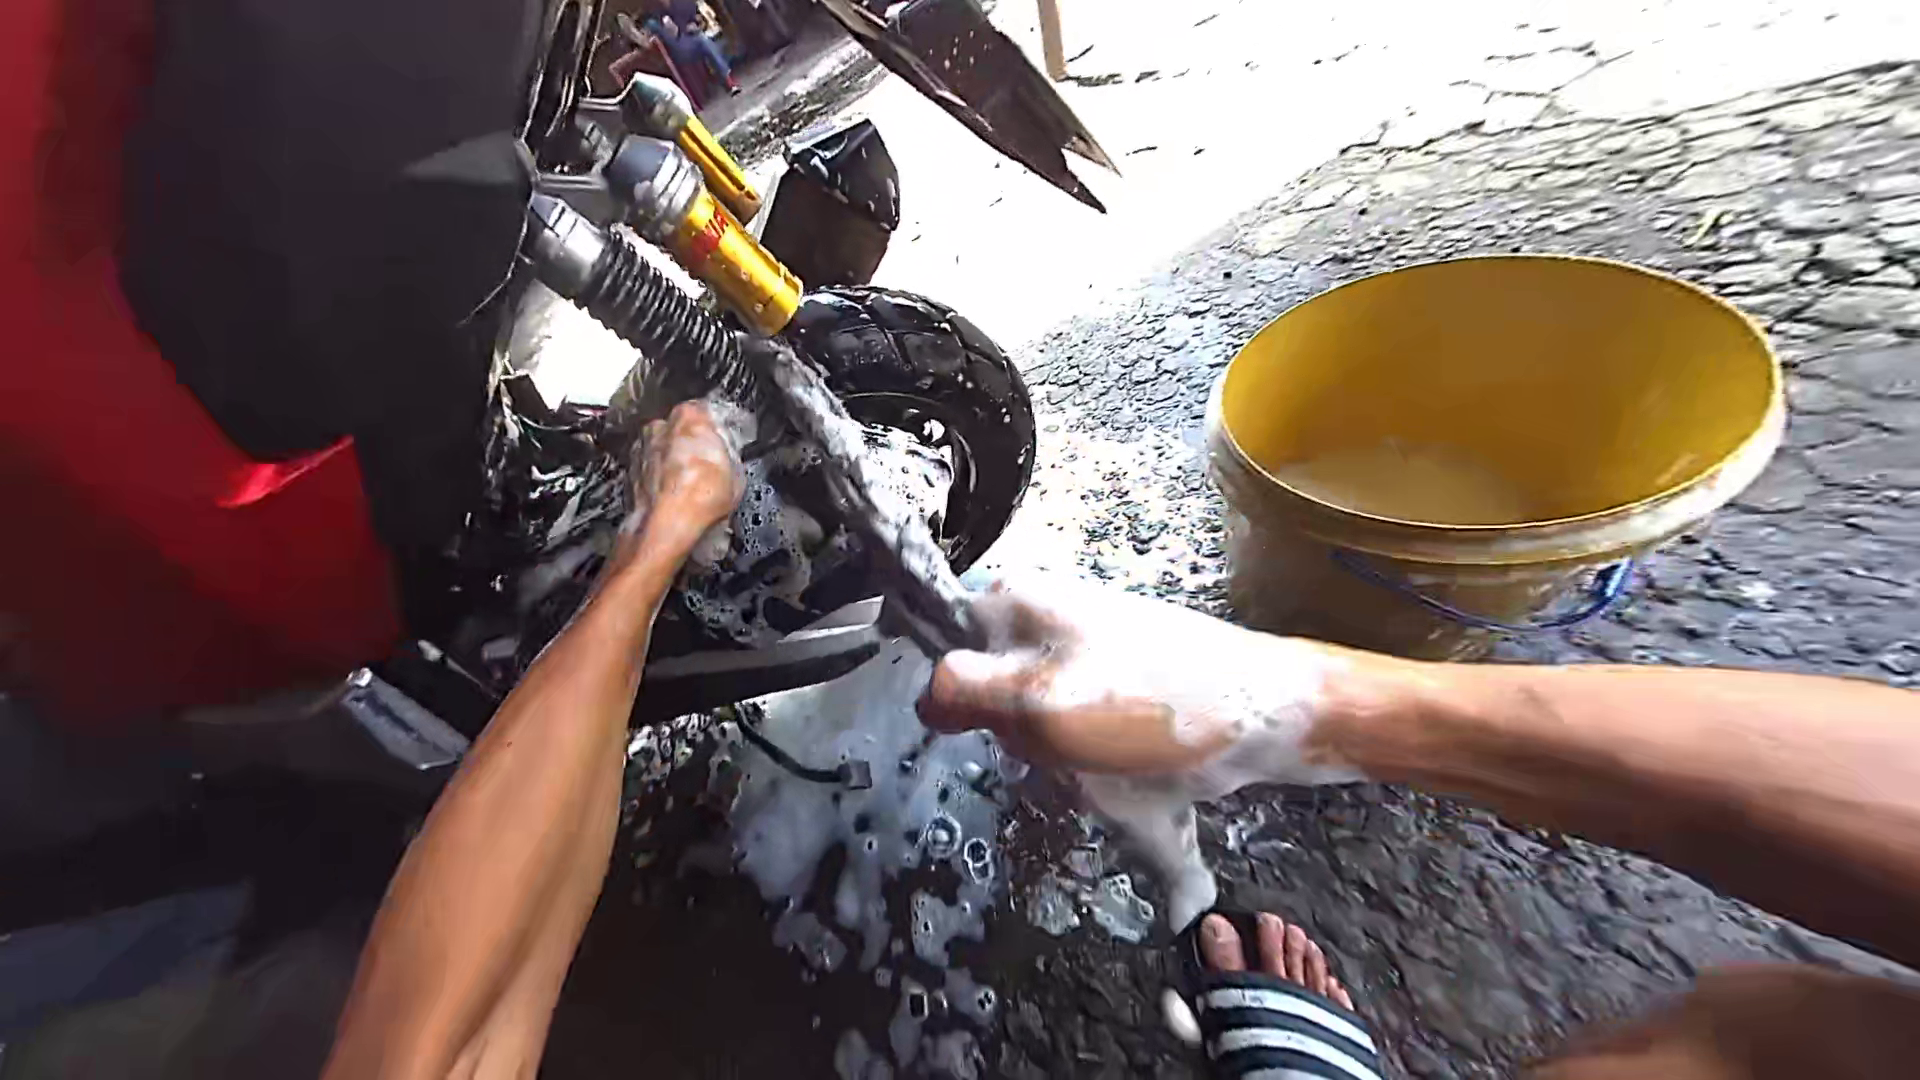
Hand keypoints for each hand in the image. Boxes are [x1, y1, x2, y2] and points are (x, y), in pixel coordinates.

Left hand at [625, 400, 745, 557]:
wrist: (666, 525)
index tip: (730, 439)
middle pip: (682, 428)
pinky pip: (650, 466)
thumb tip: (730, 454)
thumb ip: (730, 453)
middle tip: (712, 463)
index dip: (722, 428)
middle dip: (695, 442)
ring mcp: (642, 447)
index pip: (710, 411)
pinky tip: (676, 493)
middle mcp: (662, 426)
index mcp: (691, 416)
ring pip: (663, 447)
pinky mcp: (629, 470)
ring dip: (675, 458)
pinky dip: (661, 476)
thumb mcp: (738, 472)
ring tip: (693, 482)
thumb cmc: (700, 497)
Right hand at [916, 575, 1348, 784]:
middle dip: (1016, 733)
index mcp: (1016, 600)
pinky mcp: (1102, 679)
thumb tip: (923, 697)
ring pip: (1025, 719)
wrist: (1266, 716)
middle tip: (1061, 745)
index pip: (941, 642)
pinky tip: (1118, 765)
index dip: (959, 695)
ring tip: (1101, 759)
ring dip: (1053, 753)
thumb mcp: (1042, 701)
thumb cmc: (1152, 704)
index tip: (993, 728)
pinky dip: (1081, 756)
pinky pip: (1063, 728)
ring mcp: (1074, 647)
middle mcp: (1039, 614)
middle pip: (984, 690)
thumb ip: (966, 691)